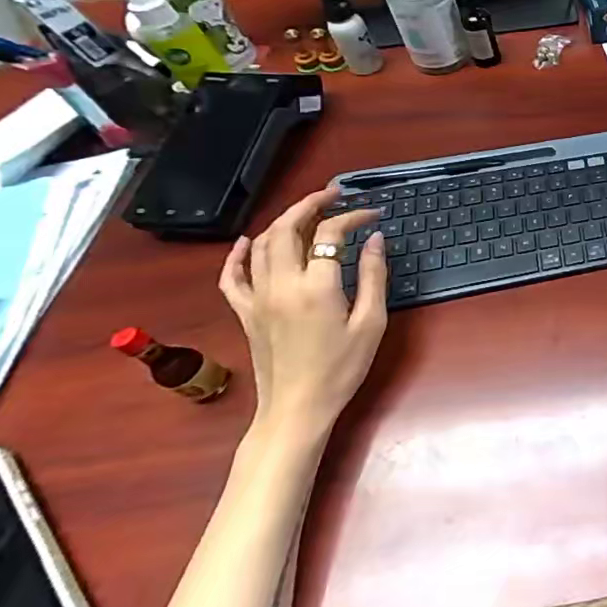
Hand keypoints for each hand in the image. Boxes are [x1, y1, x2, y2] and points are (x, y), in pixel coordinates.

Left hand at [218, 186, 387, 438]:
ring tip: (306, 211)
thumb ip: (373, 276)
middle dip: (311, 204)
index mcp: (316, 287)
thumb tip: (374, 239)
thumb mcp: (370, 323)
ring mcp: (258, 298)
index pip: (330, 234)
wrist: (297, 410)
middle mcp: (281, 284)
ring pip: (263, 244)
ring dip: (284, 220)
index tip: (372, 215)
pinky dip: (238, 255)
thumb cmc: (341, 369)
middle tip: (334, 195)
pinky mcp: (245, 312)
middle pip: (288, 228)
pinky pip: (232, 276)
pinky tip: (247, 241)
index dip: (352, 217)